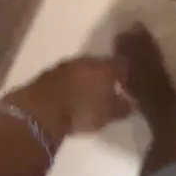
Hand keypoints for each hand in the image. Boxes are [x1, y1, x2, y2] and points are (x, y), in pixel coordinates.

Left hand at [9, 56, 132, 136]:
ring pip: (82, 68)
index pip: (121, 64)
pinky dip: (70, 83)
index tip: (127, 83)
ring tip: (87, 92)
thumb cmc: (82, 110)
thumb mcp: (108, 115)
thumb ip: (122, 108)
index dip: (125, 73)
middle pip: (100, 64)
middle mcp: (88, 60)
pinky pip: (66, 76)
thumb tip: (133, 103)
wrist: (42, 109)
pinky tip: (69, 94)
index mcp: (106, 67)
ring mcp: (67, 65)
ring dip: (85, 78)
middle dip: (104, 74)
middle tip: (107, 88)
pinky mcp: (49, 73)